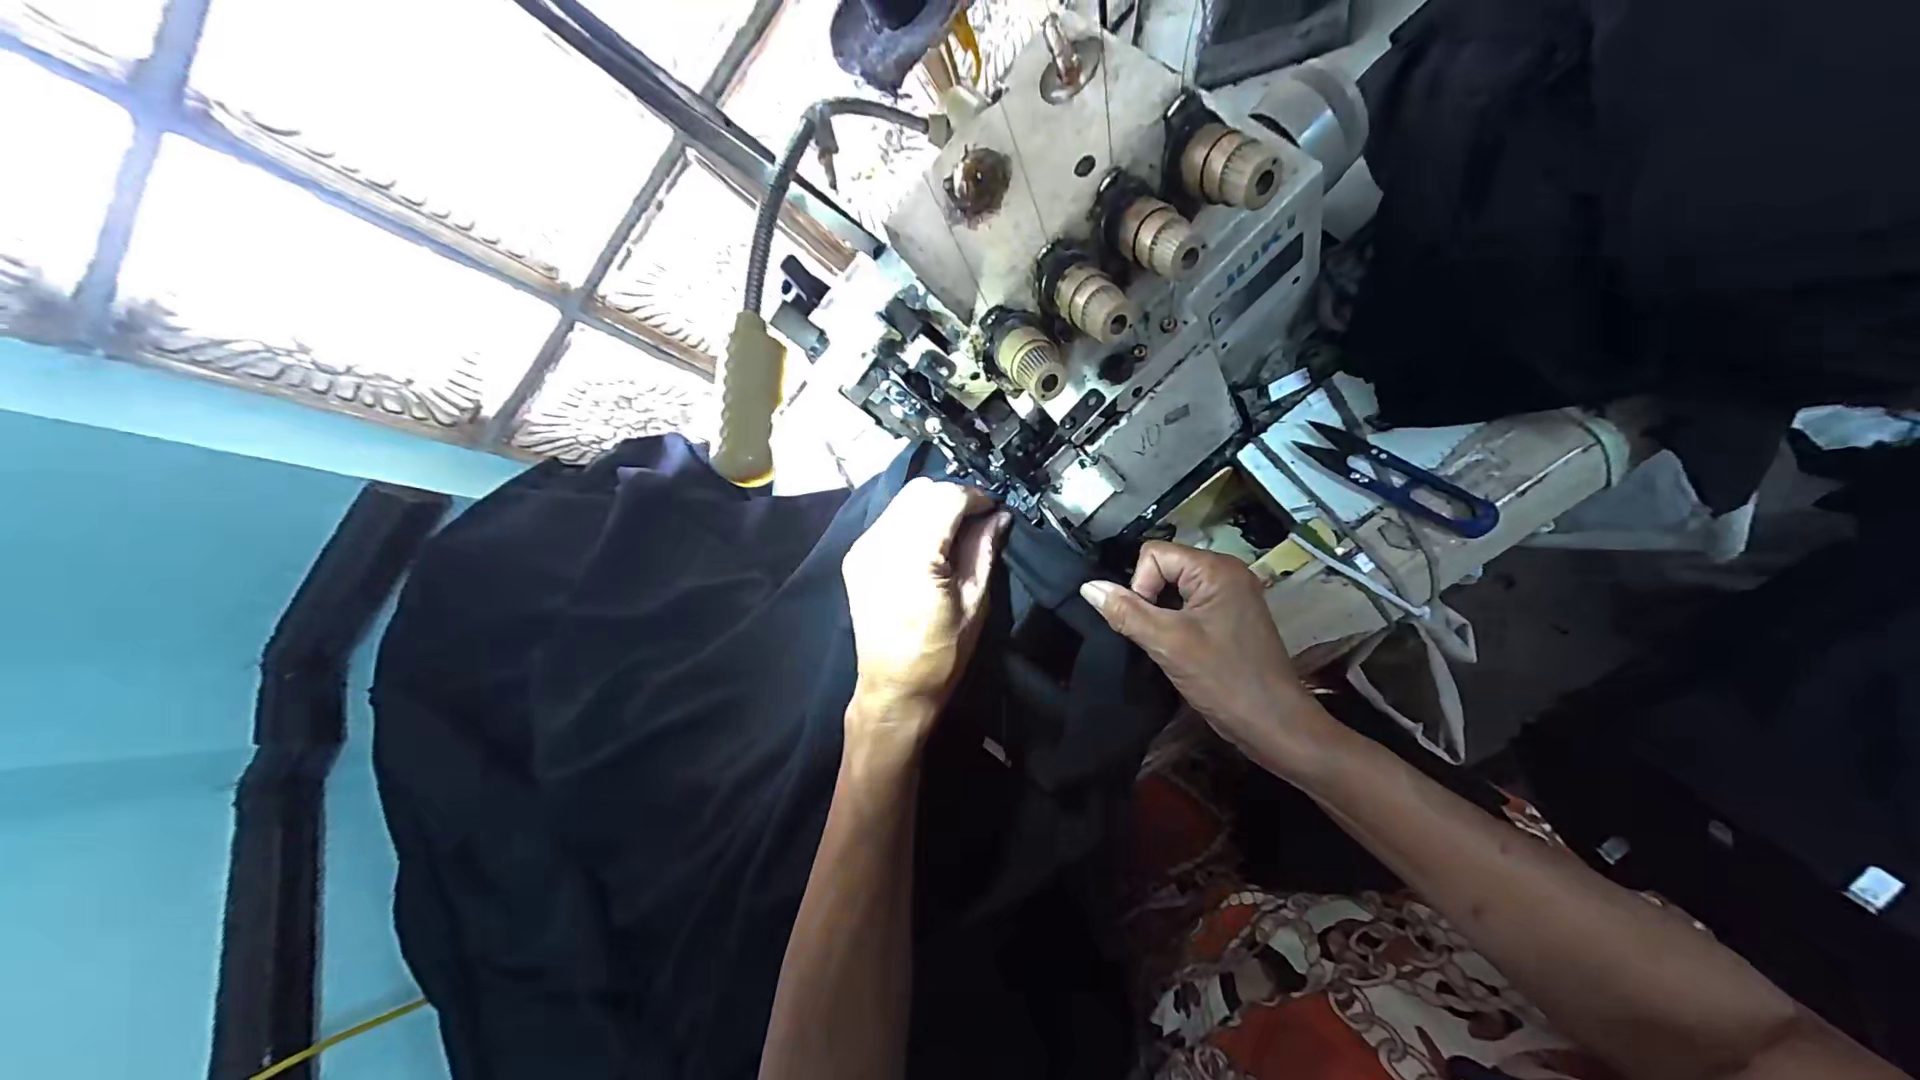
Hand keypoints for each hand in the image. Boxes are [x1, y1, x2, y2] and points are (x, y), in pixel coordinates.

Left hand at [842, 478, 1010, 761]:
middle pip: (922, 490)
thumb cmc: (940, 654)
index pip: (947, 497)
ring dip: (932, 504)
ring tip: (954, 529)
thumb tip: (998, 517)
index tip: (993, 508)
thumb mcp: (975, 602)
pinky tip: (928, 540)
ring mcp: (863, 548)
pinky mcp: (856, 557)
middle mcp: (881, 544)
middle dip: (953, 496)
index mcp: (914, 556)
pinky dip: (912, 518)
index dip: (975, 496)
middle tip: (977, 517)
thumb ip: (984, 549)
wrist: (895, 687)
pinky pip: (888, 519)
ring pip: (903, 500)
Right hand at [1079, 542, 1333, 773]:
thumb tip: (1088, 587)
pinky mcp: (1232, 616)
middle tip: (1161, 636)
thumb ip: (1126, 611)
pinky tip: (1182, 648)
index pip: (1154, 555)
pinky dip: (1176, 622)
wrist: (1273, 724)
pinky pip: (1189, 605)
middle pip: (1164, 568)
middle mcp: (1227, 572)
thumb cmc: (1224, 679)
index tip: (1153, 624)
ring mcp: (1232, 595)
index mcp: (1217, 569)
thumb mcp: (1167, 643)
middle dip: (1151, 599)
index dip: (1141, 586)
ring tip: (1171, 644)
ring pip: (1174, 589)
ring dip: (1162, 614)